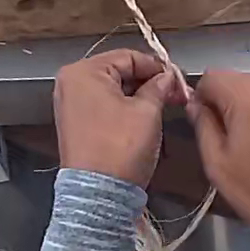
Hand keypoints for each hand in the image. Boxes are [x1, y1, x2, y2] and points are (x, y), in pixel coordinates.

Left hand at [54, 51, 186, 186]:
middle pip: (119, 72)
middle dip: (149, 83)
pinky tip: (145, 119)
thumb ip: (159, 87)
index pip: (128, 57)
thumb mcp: (147, 112)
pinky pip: (105, 108)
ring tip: (164, 108)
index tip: (178, 79)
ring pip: (113, 91)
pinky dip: (125, 110)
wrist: (100, 194)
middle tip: (175, 95)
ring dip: (140, 97)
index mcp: (83, 72)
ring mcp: (71, 106)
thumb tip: (167, 77)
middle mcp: (71, 84)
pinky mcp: (76, 126)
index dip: (158, 67)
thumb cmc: (120, 149)